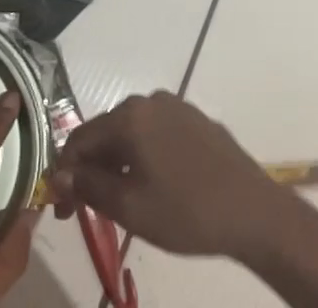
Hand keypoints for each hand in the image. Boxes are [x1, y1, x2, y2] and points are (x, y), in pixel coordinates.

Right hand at [49, 91, 293, 261]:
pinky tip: (156, 185)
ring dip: (119, 164)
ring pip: (133, 135)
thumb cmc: (188, 212)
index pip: (79, 140)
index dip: (65, 174)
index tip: (62, 208)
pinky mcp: (199, 122)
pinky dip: (146, 158)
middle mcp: (150, 101)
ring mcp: (178, 108)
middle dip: (92, 169)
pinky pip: (158, 135)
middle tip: (88, 208)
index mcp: (129, 116)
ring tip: (122, 199)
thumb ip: (88, 187)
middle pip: (106, 134)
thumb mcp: (130, 207)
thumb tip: (59, 175)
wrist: (257, 215)